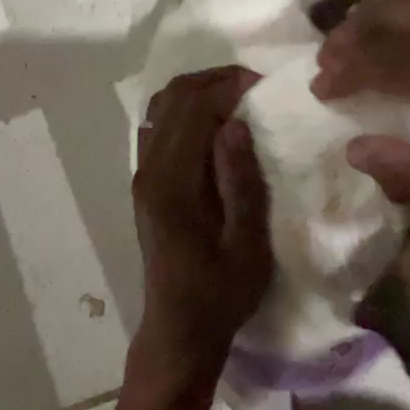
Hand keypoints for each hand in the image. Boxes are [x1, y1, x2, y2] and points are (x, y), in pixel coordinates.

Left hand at [132, 67, 273, 364]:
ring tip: (240, 100)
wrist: (179, 330)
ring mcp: (142, 175)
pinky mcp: (146, 184)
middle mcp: (149, 171)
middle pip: (173, 97)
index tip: (266, 88)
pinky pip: (160, 128)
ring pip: (162, 107)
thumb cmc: (221, 292)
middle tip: (256, 88)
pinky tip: (217, 126)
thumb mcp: (246, 243)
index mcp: (173, 183)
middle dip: (215, 80)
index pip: (193, 107)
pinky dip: (187, 111)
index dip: (229, 85)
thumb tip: (235, 123)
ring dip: (200, 92)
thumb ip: (240, 181)